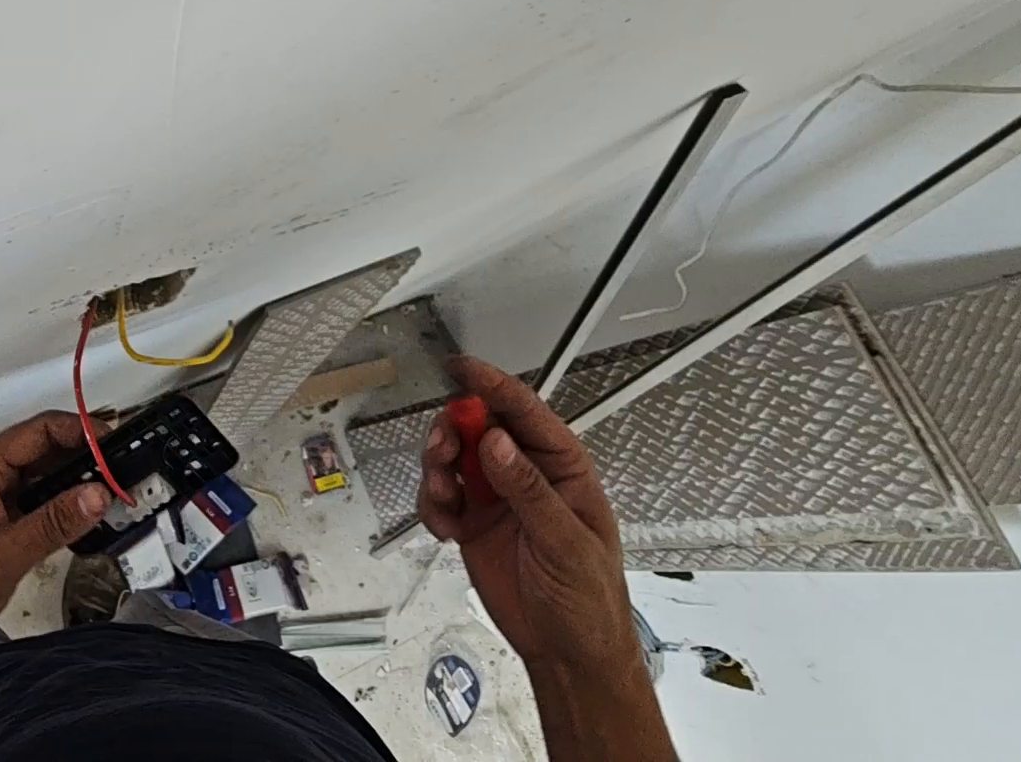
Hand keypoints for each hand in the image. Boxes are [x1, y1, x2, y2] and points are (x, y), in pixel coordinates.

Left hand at [0, 411, 110, 666]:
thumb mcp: (1, 557)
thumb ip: (53, 524)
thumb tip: (98, 494)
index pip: (42, 430)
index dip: (82, 430)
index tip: (117, 440)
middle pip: (46, 450)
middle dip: (86, 456)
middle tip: (123, 469)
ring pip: (44, 479)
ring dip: (77, 484)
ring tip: (113, 493)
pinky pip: (38, 505)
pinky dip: (64, 508)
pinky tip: (85, 521)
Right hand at [417, 356, 636, 671]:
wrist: (566, 653)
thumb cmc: (587, 598)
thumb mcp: (566, 543)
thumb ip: (529, 490)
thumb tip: (495, 440)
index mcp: (560, 465)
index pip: (522, 410)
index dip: (490, 384)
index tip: (460, 367)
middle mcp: (522, 471)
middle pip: (475, 426)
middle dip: (451, 433)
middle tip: (442, 453)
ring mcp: (494, 494)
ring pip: (450, 456)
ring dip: (436, 471)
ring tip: (445, 498)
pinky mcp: (470, 518)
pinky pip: (437, 495)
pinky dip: (432, 507)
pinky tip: (446, 531)